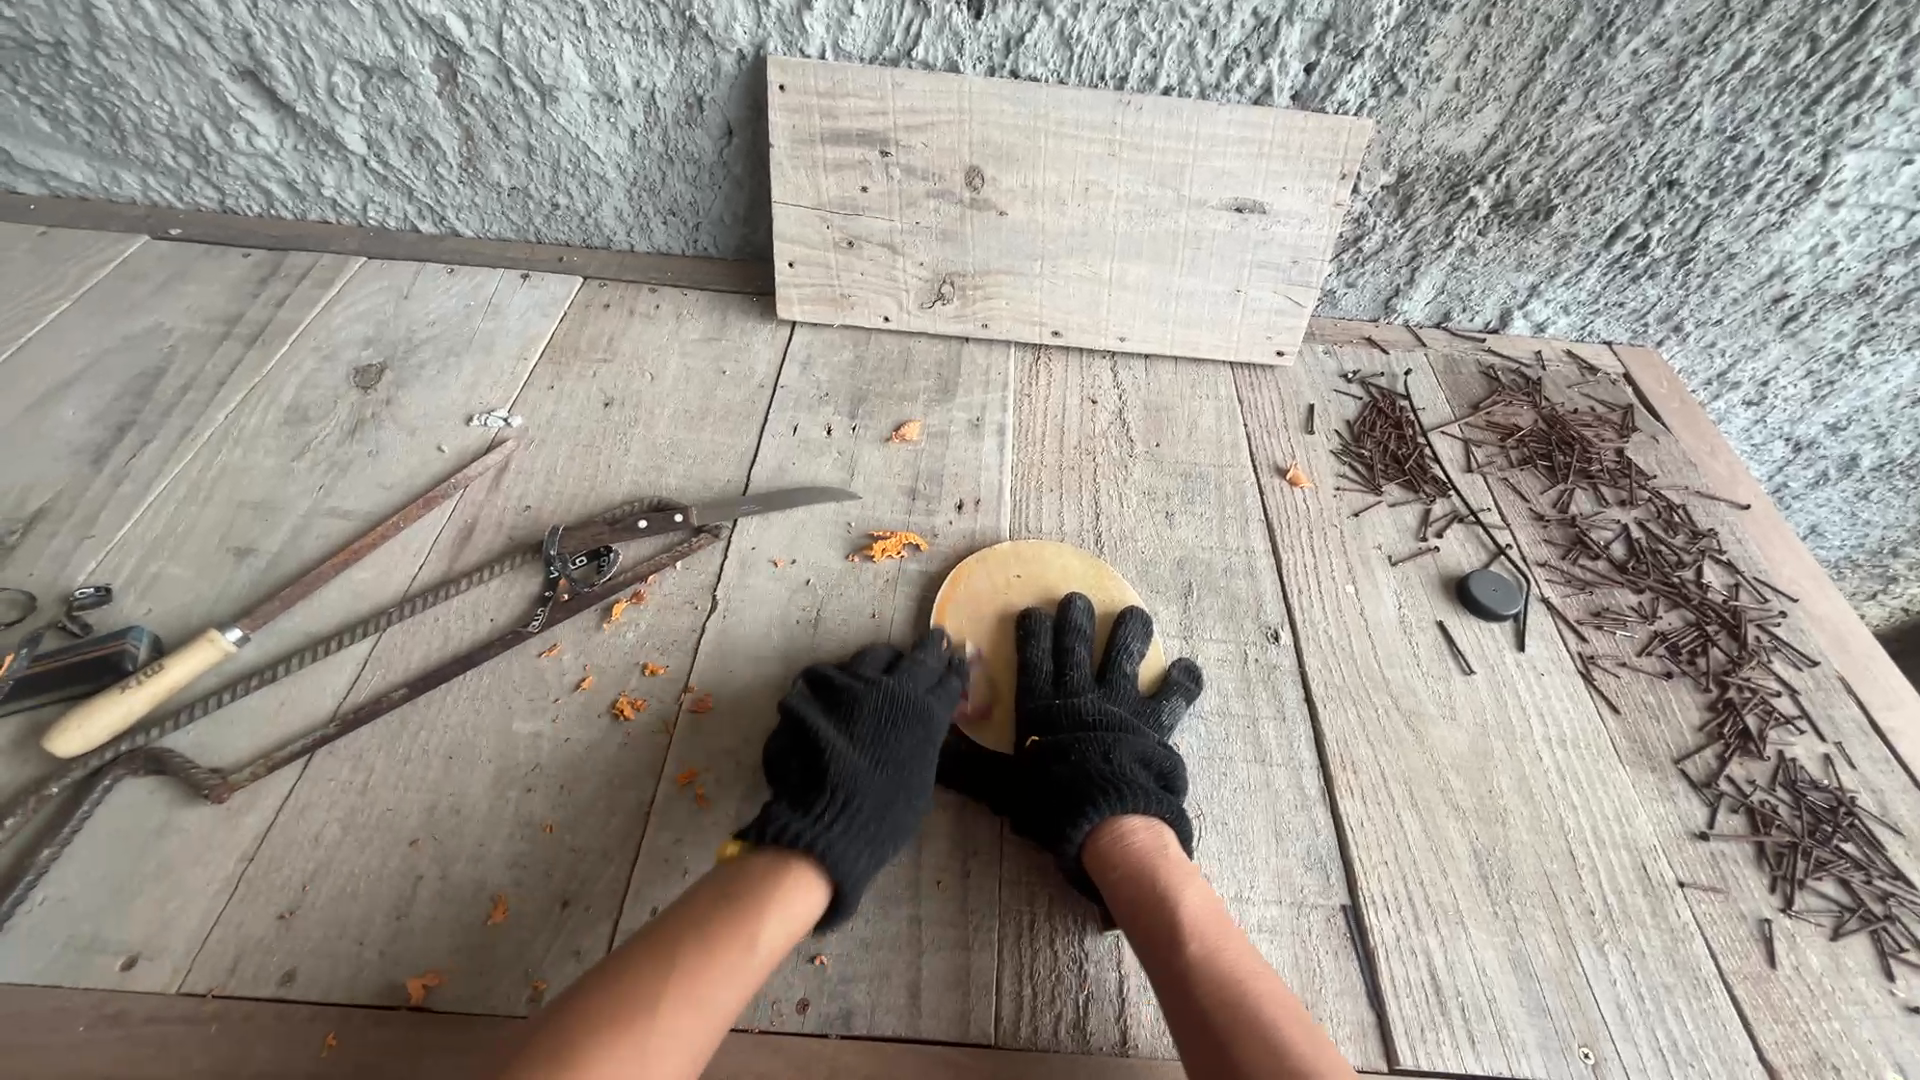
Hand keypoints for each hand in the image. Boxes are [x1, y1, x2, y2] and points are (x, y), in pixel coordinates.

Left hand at [736, 630, 966, 927]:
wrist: (823, 818)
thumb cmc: (879, 817)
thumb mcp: (917, 782)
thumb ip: (919, 746)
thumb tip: (916, 733)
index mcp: (925, 717)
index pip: (948, 683)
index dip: (954, 669)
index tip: (957, 658)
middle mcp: (895, 691)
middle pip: (920, 657)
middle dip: (932, 647)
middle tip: (937, 638)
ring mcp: (855, 685)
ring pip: (874, 655)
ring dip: (885, 658)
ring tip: (886, 659)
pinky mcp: (818, 688)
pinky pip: (832, 673)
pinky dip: (838, 679)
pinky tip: (834, 686)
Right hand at [937, 593, 1202, 905]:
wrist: (1106, 819)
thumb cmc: (1050, 803)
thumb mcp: (1001, 787)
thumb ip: (969, 770)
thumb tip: (933, 762)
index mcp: (1041, 703)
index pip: (1033, 653)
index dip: (1032, 629)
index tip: (1033, 612)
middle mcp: (1079, 692)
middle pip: (1076, 641)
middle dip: (1075, 616)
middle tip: (1076, 599)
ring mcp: (1119, 701)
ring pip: (1126, 651)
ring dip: (1131, 629)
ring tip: (1134, 614)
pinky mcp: (1153, 719)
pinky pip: (1173, 693)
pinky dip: (1183, 680)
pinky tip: (1187, 669)